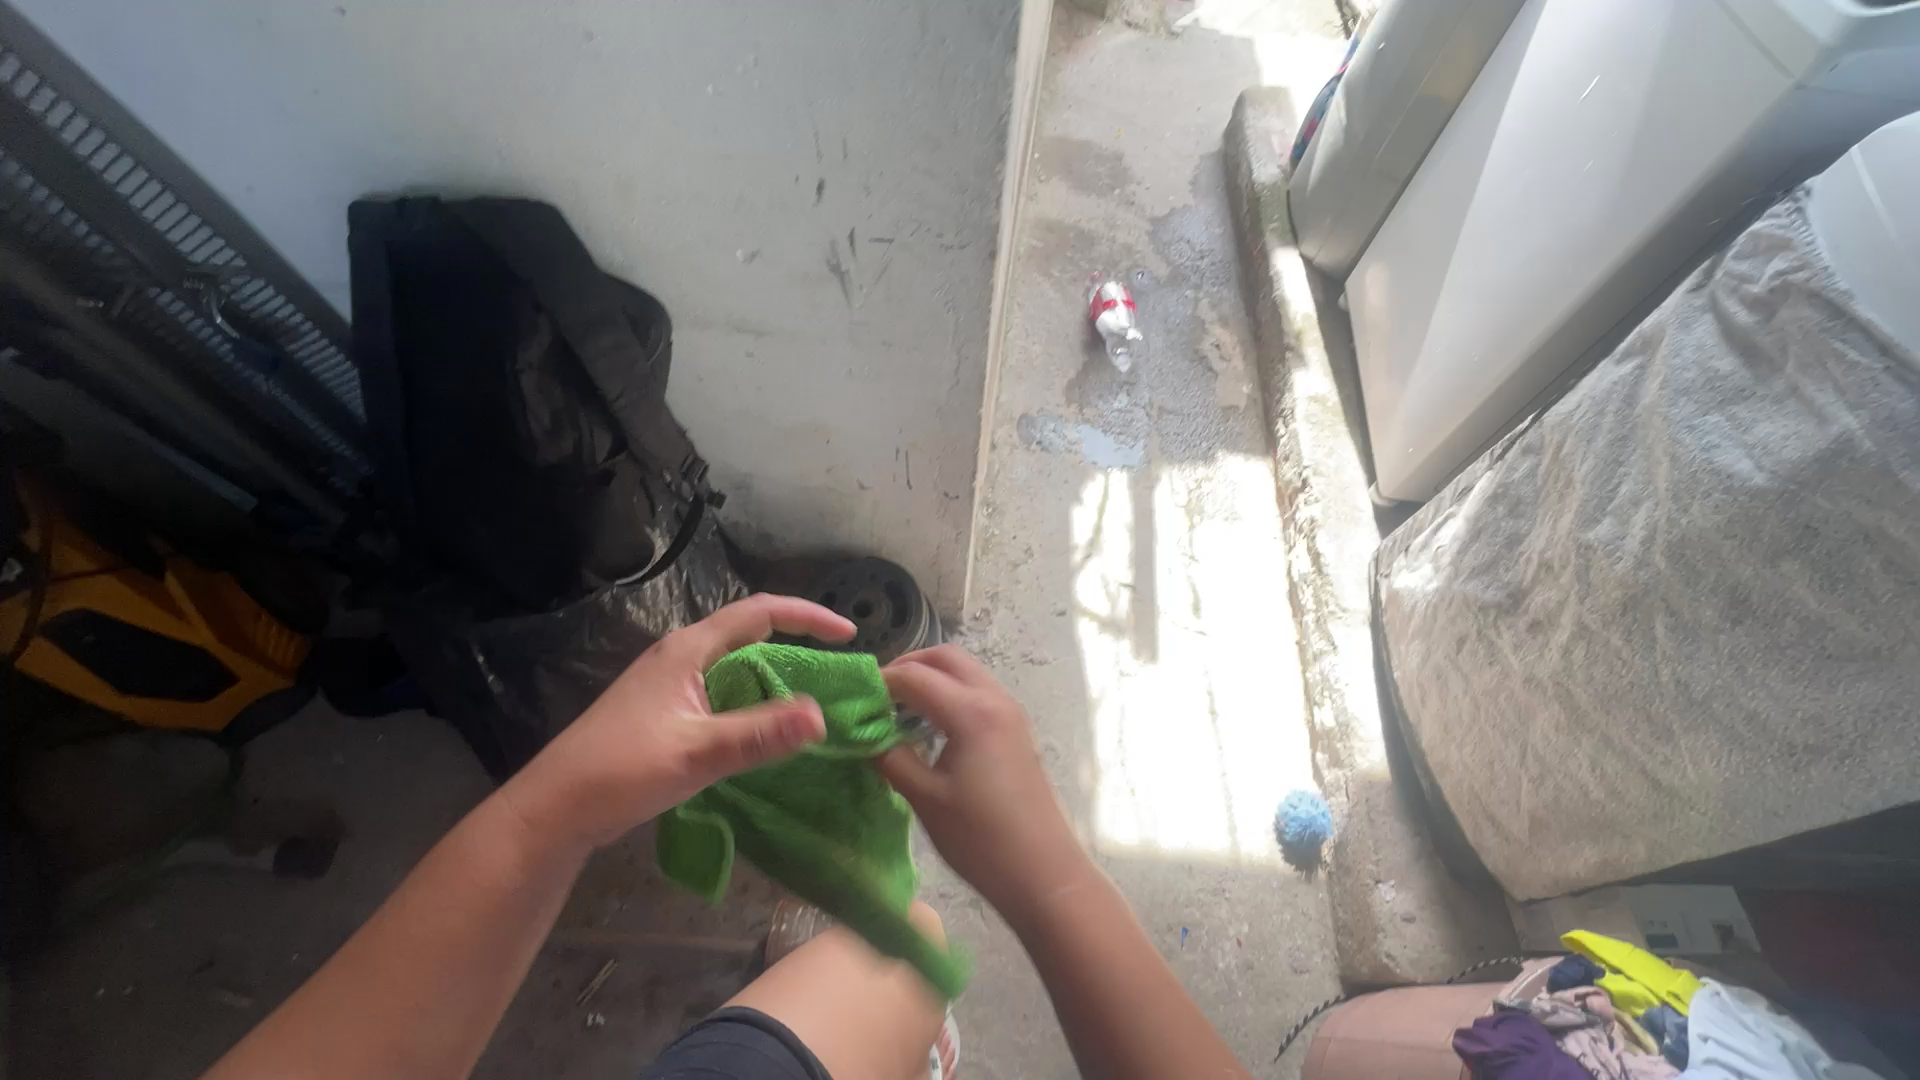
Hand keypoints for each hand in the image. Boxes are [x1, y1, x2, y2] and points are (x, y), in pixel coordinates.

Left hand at [499, 594, 855, 851]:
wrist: (552, 811)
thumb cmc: (619, 771)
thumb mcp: (696, 753)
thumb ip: (759, 734)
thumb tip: (822, 716)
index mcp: (688, 650)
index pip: (759, 612)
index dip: (807, 616)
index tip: (847, 634)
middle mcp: (682, 655)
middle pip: (750, 632)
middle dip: (798, 642)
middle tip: (837, 670)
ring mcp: (672, 682)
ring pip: (737, 663)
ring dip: (777, 673)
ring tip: (814, 696)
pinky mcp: (667, 709)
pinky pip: (725, 689)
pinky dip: (756, 698)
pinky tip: (769, 726)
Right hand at [876, 646, 1092, 918]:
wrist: (1043, 873)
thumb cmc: (981, 839)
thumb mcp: (925, 798)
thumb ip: (890, 757)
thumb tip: (863, 733)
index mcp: (971, 712)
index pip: (914, 677)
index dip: (879, 682)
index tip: (851, 698)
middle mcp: (994, 698)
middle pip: (945, 657)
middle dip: (908, 666)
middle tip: (876, 693)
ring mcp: (1010, 711)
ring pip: (965, 671)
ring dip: (931, 677)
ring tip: (897, 707)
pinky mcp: (1016, 728)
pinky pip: (978, 690)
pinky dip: (950, 692)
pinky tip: (929, 724)